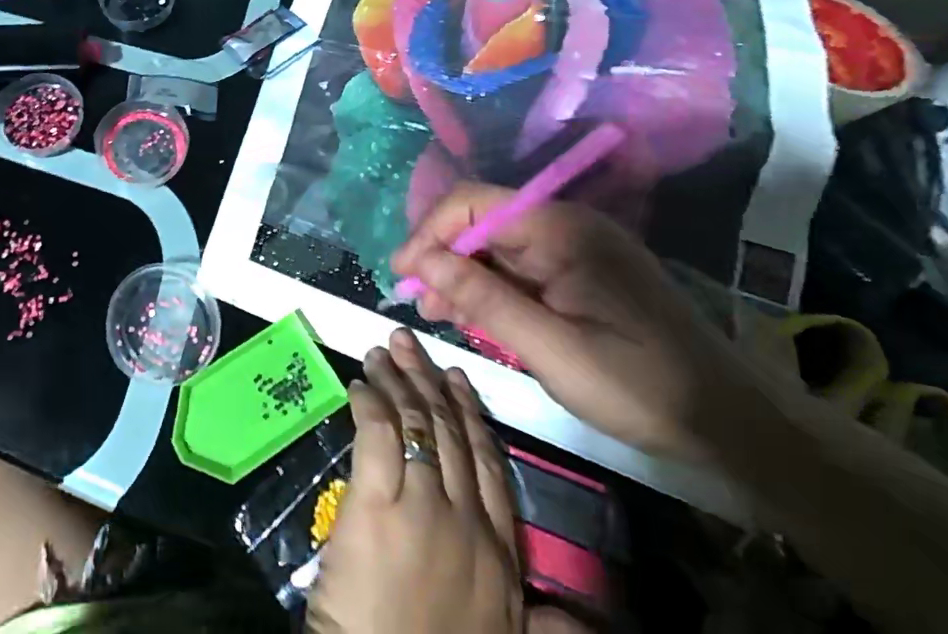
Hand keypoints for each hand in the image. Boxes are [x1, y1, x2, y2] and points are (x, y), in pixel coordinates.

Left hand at [306, 328, 523, 633]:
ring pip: (415, 427)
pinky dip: (369, 404)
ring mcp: (424, 508)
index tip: (459, 379)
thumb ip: (540, 615)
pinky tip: (358, 384)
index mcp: (500, 551)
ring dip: (397, 383)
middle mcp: (468, 520)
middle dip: (429, 383)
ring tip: (382, 351)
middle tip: (409, 343)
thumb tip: (589, 618)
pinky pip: (377, 436)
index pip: (489, 467)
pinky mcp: (377, 504)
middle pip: (450, 435)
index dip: (472, 418)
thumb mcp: (502, 633)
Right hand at [392, 182, 757, 462]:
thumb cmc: (640, 386)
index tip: (402, 275)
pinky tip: (473, 315)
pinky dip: (488, 286)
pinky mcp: (581, 273)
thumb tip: (418, 260)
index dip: (427, 233)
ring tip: (437, 312)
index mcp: (562, 230)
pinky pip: (517, 266)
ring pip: (494, 245)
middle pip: (480, 221)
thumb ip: (481, 297)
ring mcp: (576, 249)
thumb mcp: (550, 347)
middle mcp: (567, 226)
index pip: (472, 204)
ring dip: (460, 273)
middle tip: (418, 302)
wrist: (736, 427)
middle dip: (440, 256)